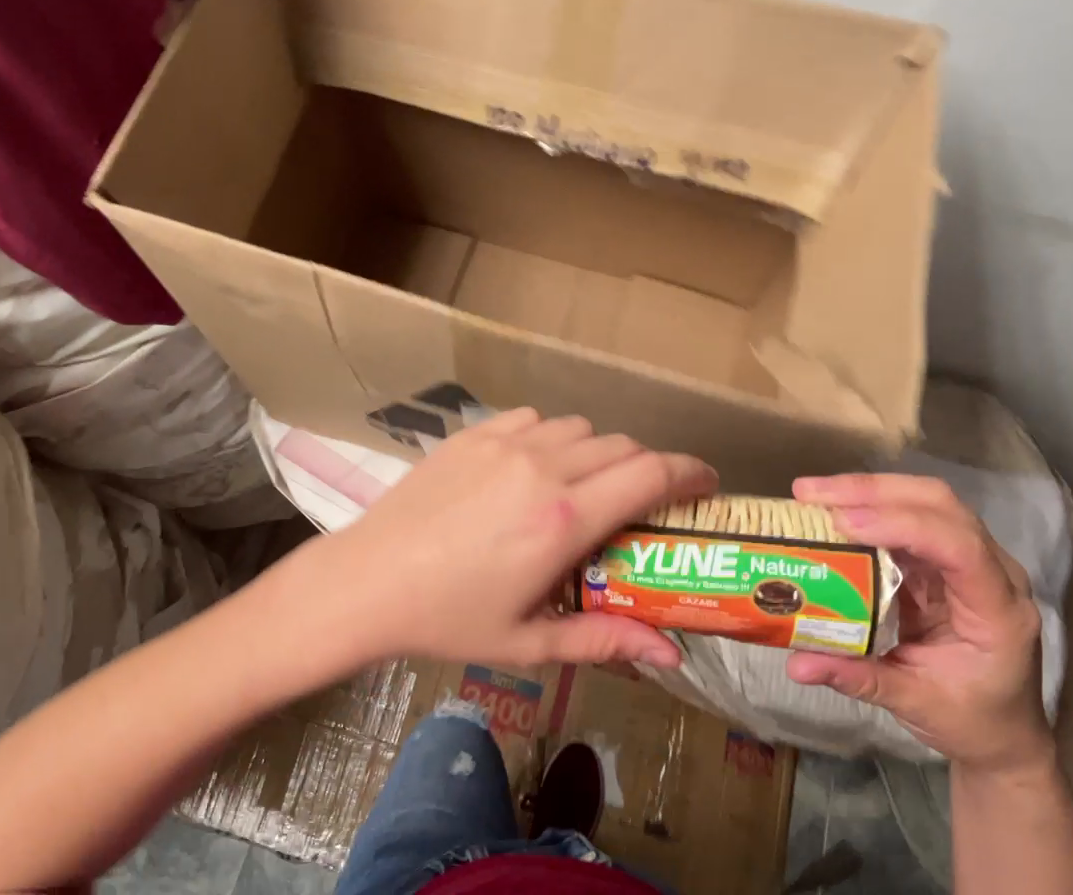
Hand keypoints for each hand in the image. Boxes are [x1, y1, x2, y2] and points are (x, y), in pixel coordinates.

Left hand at [281, 409, 717, 670]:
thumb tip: (671, 655)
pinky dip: (551, 437)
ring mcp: (504, 443)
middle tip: (643, 505)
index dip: (690, 473)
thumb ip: (605, 640)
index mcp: (563, 519)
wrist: (367, 581)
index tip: (706, 485)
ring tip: (585, 488)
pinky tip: (534, 469)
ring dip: (598, 453)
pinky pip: (534, 419)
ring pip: (580, 428)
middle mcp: (542, 468)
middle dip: (647, 470)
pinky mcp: (473, 434)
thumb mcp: (529, 642)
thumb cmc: (449, 619)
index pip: (652, 475)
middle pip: (623, 446)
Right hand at [783, 474, 1050, 773]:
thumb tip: (796, 664)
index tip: (844, 524)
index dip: (902, 526)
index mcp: (998, 610)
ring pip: (925, 502)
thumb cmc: (971, 722)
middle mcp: (994, 572)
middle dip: (874, 491)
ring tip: (811, 495)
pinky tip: (831, 512)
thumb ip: (858, 679)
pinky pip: (909, 520)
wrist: (1003, 736)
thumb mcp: (916, 705)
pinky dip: (868, 509)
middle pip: (941, 504)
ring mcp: (971, 561)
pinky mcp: (944, 562)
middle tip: (811, 495)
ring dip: (867, 492)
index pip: (959, 547)